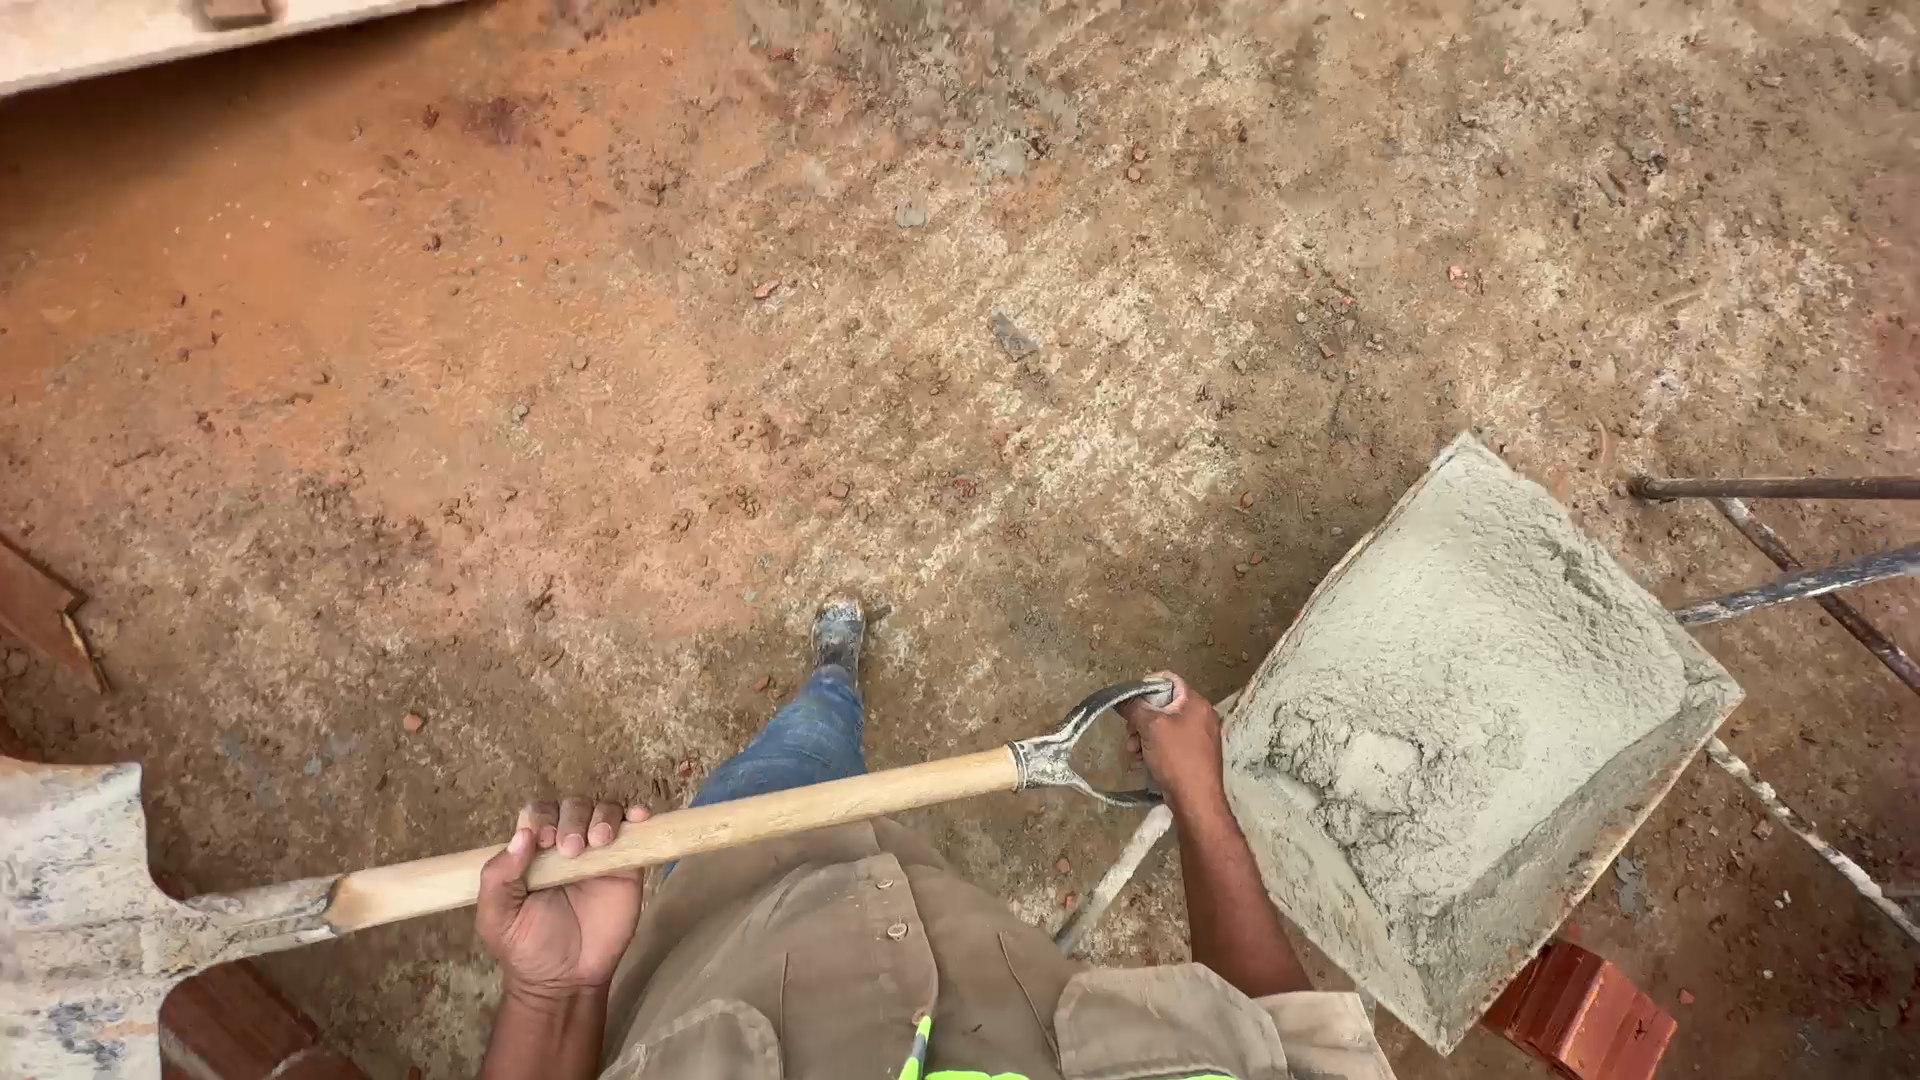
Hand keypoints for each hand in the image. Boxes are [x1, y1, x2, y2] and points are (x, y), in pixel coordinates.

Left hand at [476, 797, 651, 995]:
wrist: (568, 978)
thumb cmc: (528, 946)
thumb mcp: (497, 919)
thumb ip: (498, 878)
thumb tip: (522, 835)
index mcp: (535, 852)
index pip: (539, 813)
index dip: (543, 818)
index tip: (544, 842)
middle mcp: (568, 843)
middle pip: (574, 806)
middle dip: (573, 820)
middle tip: (572, 851)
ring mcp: (601, 850)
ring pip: (606, 809)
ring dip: (603, 816)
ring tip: (599, 843)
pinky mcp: (629, 861)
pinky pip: (637, 828)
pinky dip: (639, 815)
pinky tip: (638, 818)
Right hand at [1117, 673, 1225, 813]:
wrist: (1196, 800)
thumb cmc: (1176, 757)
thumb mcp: (1151, 727)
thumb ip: (1135, 708)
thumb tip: (1121, 699)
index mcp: (1195, 703)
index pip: (1168, 680)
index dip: (1146, 686)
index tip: (1130, 702)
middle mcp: (1200, 715)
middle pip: (1163, 704)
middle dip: (1140, 717)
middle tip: (1130, 732)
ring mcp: (1199, 735)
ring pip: (1163, 724)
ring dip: (1143, 734)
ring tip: (1133, 750)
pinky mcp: (1194, 753)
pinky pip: (1169, 740)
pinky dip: (1154, 745)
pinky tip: (1142, 758)